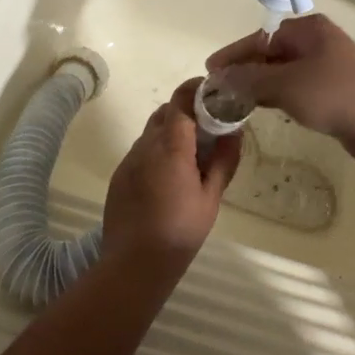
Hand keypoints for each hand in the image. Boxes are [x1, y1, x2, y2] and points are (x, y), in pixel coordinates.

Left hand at [101, 78, 239, 273]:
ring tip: (190, 154)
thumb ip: (224, 160)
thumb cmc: (180, 231)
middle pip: (165, 112)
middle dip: (187, 111)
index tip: (214, 93)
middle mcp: (146, 145)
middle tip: (208, 127)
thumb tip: (234, 131)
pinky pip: (141, 151)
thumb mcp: (211, 197)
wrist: (134, 265)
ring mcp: (129, 160)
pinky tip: (168, 176)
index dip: (196, 90)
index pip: (181, 100)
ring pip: (151, 131)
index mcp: (171, 146)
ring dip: (171, 132)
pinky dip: (157, 151)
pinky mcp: (120, 175)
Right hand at [205, 14, 354, 148]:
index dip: (234, 54)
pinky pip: (298, 84)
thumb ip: (249, 78)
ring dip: (261, 83)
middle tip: (221, 88)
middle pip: (273, 51)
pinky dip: (279, 93)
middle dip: (247, 69)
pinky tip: (266, 106)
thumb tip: (219, 77)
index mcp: (309, 28)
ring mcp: (329, 63)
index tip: (210, 70)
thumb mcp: (283, 85)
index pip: (262, 37)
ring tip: (237, 100)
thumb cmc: (330, 94)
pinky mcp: (335, 86)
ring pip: (285, 70)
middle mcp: (320, 39)